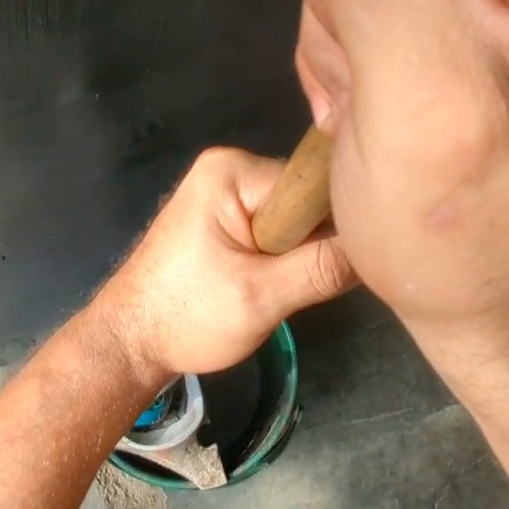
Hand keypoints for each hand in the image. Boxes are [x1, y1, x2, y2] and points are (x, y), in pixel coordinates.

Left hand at [96, 148, 356, 384]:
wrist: (129, 341)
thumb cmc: (187, 316)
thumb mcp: (262, 297)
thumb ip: (323, 269)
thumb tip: (379, 247)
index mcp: (233, 170)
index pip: (313, 184)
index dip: (337, 225)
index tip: (353, 262)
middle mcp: (230, 167)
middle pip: (306, 198)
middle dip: (317, 242)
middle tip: (312, 283)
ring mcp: (226, 190)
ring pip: (295, 217)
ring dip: (301, 253)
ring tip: (291, 286)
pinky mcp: (225, 215)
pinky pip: (277, 227)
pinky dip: (284, 256)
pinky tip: (277, 281)